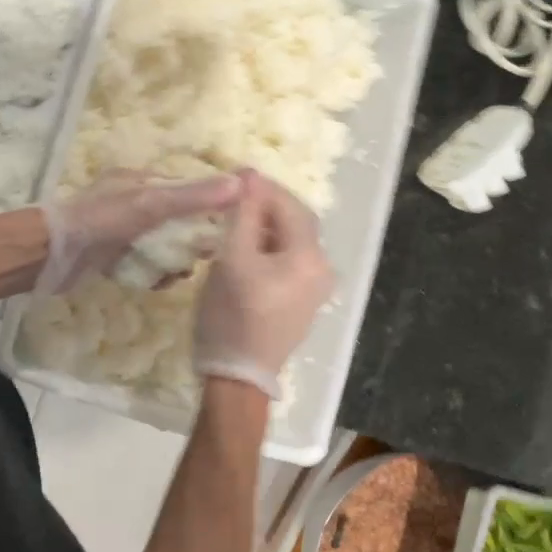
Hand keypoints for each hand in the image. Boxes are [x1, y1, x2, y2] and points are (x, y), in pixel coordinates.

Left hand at [33, 172, 241, 295]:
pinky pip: (142, 264)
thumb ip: (193, 197)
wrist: (50, 255)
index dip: (210, 207)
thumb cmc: (101, 221)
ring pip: (160, 245)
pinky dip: (152, 273)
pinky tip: (158, 284)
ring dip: (173, 260)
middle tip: (208, 259)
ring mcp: (120, 231)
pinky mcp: (111, 256)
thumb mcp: (151, 204)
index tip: (232, 229)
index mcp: (140, 181)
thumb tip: (240, 183)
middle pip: (175, 220)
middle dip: (191, 239)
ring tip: (181, 274)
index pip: (186, 190)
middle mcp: (131, 202)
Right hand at [192, 170, 332, 399]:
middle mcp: (321, 270)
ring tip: (230, 221)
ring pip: (290, 241)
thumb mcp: (231, 257)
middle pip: (295, 221)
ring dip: (262, 225)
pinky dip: (266, 247)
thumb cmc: (232, 313)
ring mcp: (314, 289)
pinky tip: (241, 249)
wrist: (237, 375)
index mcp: (309, 257)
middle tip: (229, 197)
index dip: (260, 187)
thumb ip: (242, 213)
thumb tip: (249, 175)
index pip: (288, 204)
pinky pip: (287, 260)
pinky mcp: (301, 303)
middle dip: (264, 205)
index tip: (230, 176)